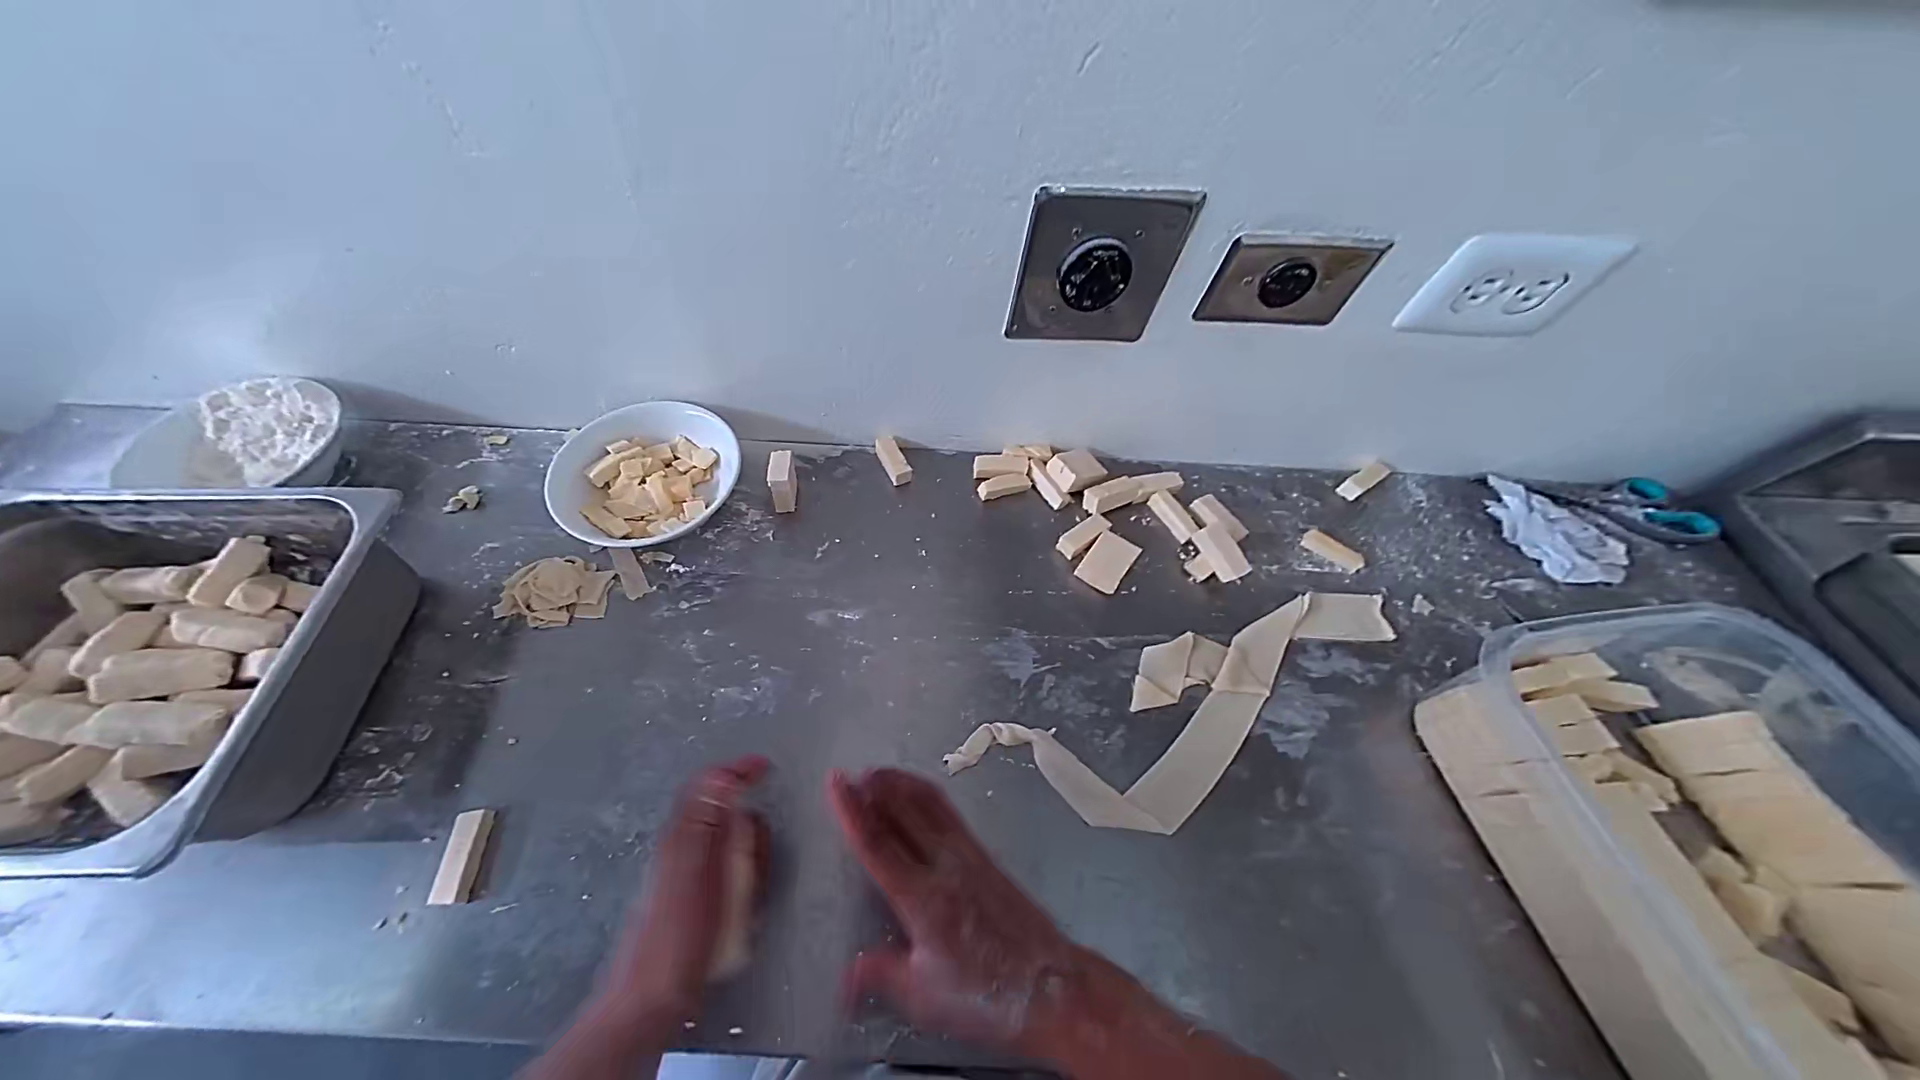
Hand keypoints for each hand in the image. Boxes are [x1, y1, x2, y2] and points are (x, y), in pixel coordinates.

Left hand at [522, 755, 769, 1079]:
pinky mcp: (684, 887)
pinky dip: (736, 866)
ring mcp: (680, 865)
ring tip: (753, 882)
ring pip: (719, 832)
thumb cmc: (683, 936)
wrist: (648, 996)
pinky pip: (717, 858)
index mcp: (684, 835)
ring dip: (743, 846)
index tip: (767, 767)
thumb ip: (713, 824)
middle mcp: (679, 842)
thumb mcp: (704, 875)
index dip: (738, 770)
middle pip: (716, 805)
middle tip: (762, 851)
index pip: (710, 783)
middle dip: (746, 817)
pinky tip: (740, 895)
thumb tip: (724, 776)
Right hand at [829, 768, 1290, 1079]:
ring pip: (929, 804)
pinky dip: (926, 793)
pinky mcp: (984, 854)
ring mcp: (968, 855)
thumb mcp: (925, 996)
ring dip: (900, 783)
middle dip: (873, 787)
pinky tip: (918, 793)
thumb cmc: (987, 995)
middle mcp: (946, 866)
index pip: (879, 844)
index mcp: (924, 899)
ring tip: (877, 772)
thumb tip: (846, 974)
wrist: (1051, 985)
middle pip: (903, 812)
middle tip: (849, 773)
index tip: (836, 783)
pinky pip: (949, 812)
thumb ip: (882, 974)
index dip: (852, 811)